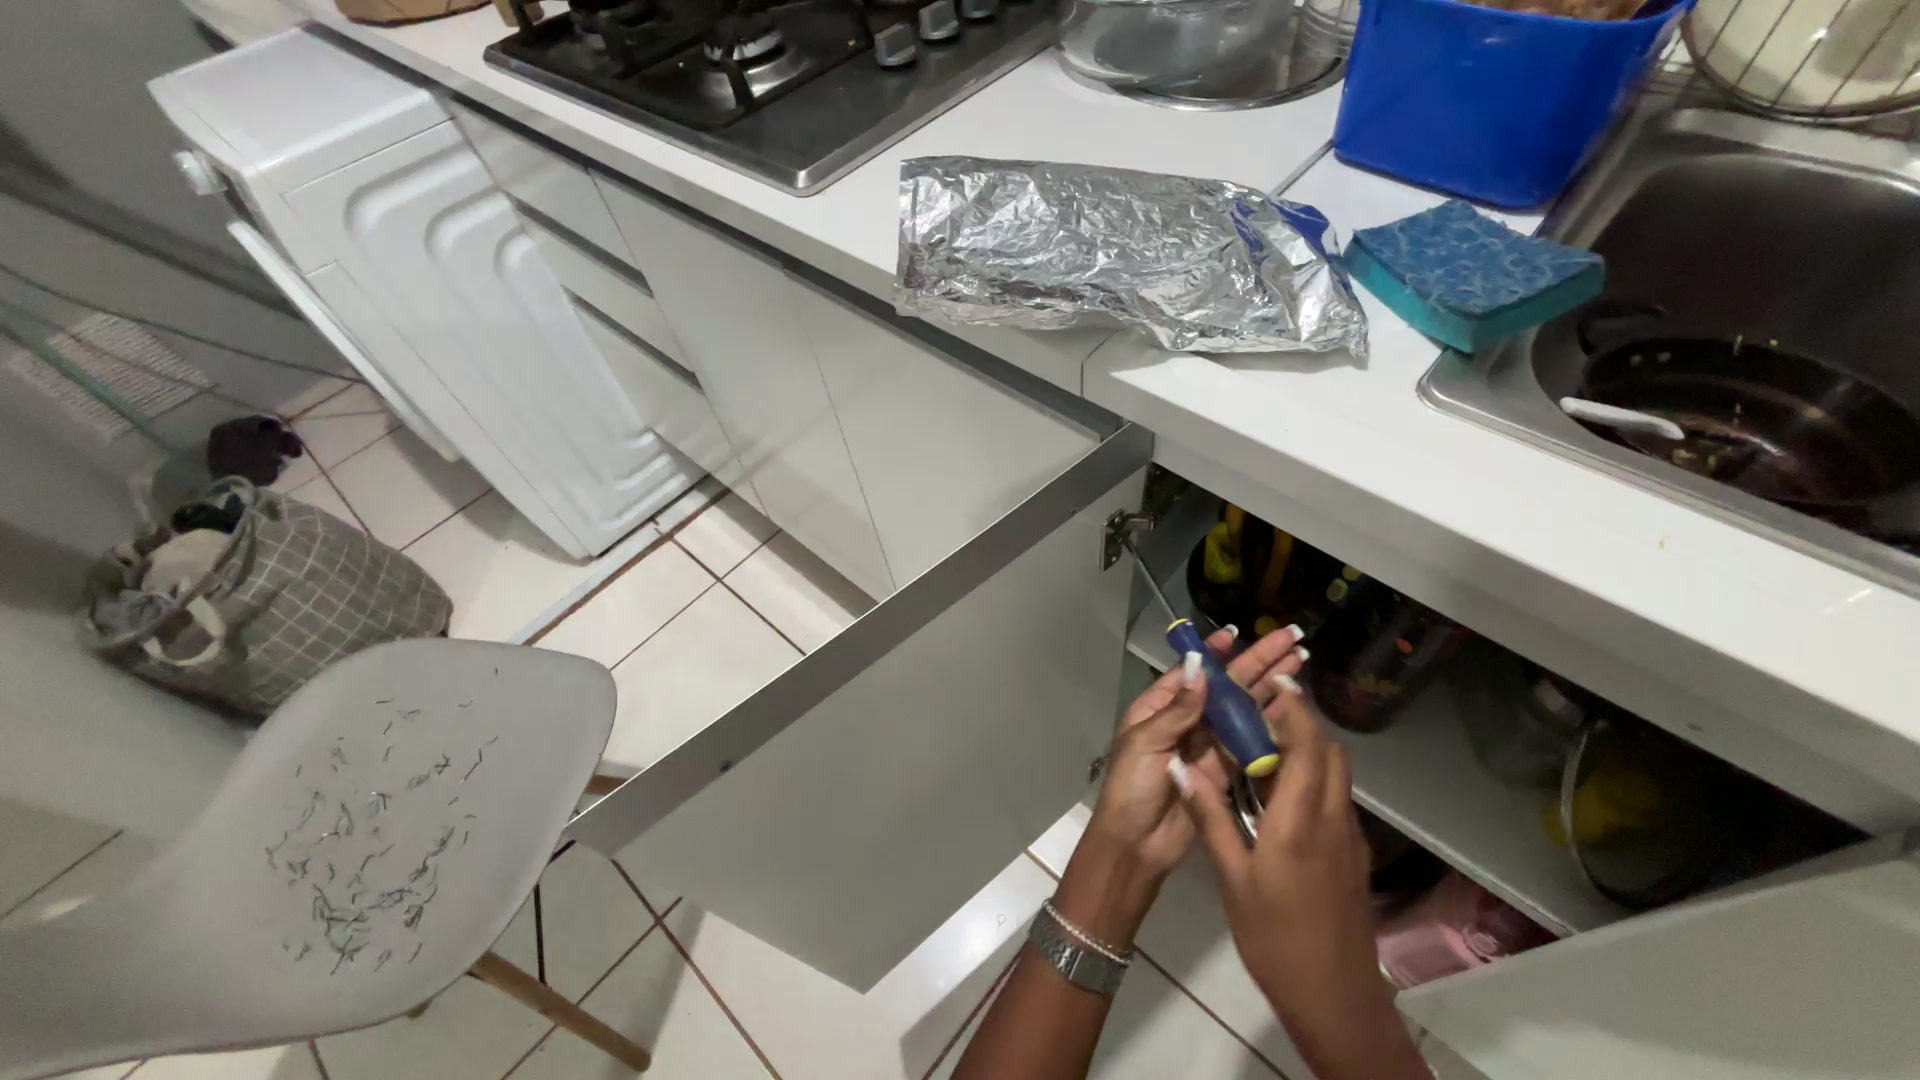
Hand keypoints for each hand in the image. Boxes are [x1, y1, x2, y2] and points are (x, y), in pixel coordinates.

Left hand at [1053, 627, 1306, 949]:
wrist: (1136, 844)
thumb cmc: (1132, 787)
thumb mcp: (1146, 743)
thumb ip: (1177, 709)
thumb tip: (1202, 666)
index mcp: (1159, 707)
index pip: (1194, 671)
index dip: (1218, 653)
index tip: (1242, 634)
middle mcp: (1186, 720)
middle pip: (1226, 686)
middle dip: (1257, 663)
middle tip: (1291, 640)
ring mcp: (1207, 744)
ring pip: (1243, 709)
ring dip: (1269, 688)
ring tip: (1300, 664)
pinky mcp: (1225, 770)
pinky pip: (1249, 742)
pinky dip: (1270, 726)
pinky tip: (1293, 709)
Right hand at [1174, 685, 1429, 1079]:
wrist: (1335, 998)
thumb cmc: (1275, 938)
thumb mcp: (1232, 878)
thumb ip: (1211, 816)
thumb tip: (1183, 767)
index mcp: (1300, 821)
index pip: (1308, 746)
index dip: (1295, 707)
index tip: (1275, 679)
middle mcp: (1333, 819)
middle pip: (1332, 752)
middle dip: (1304, 720)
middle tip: (1264, 707)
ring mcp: (1348, 838)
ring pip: (1337, 775)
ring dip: (1310, 748)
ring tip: (1266, 742)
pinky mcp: (1351, 856)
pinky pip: (1335, 798)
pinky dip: (1313, 778)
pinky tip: (1279, 793)